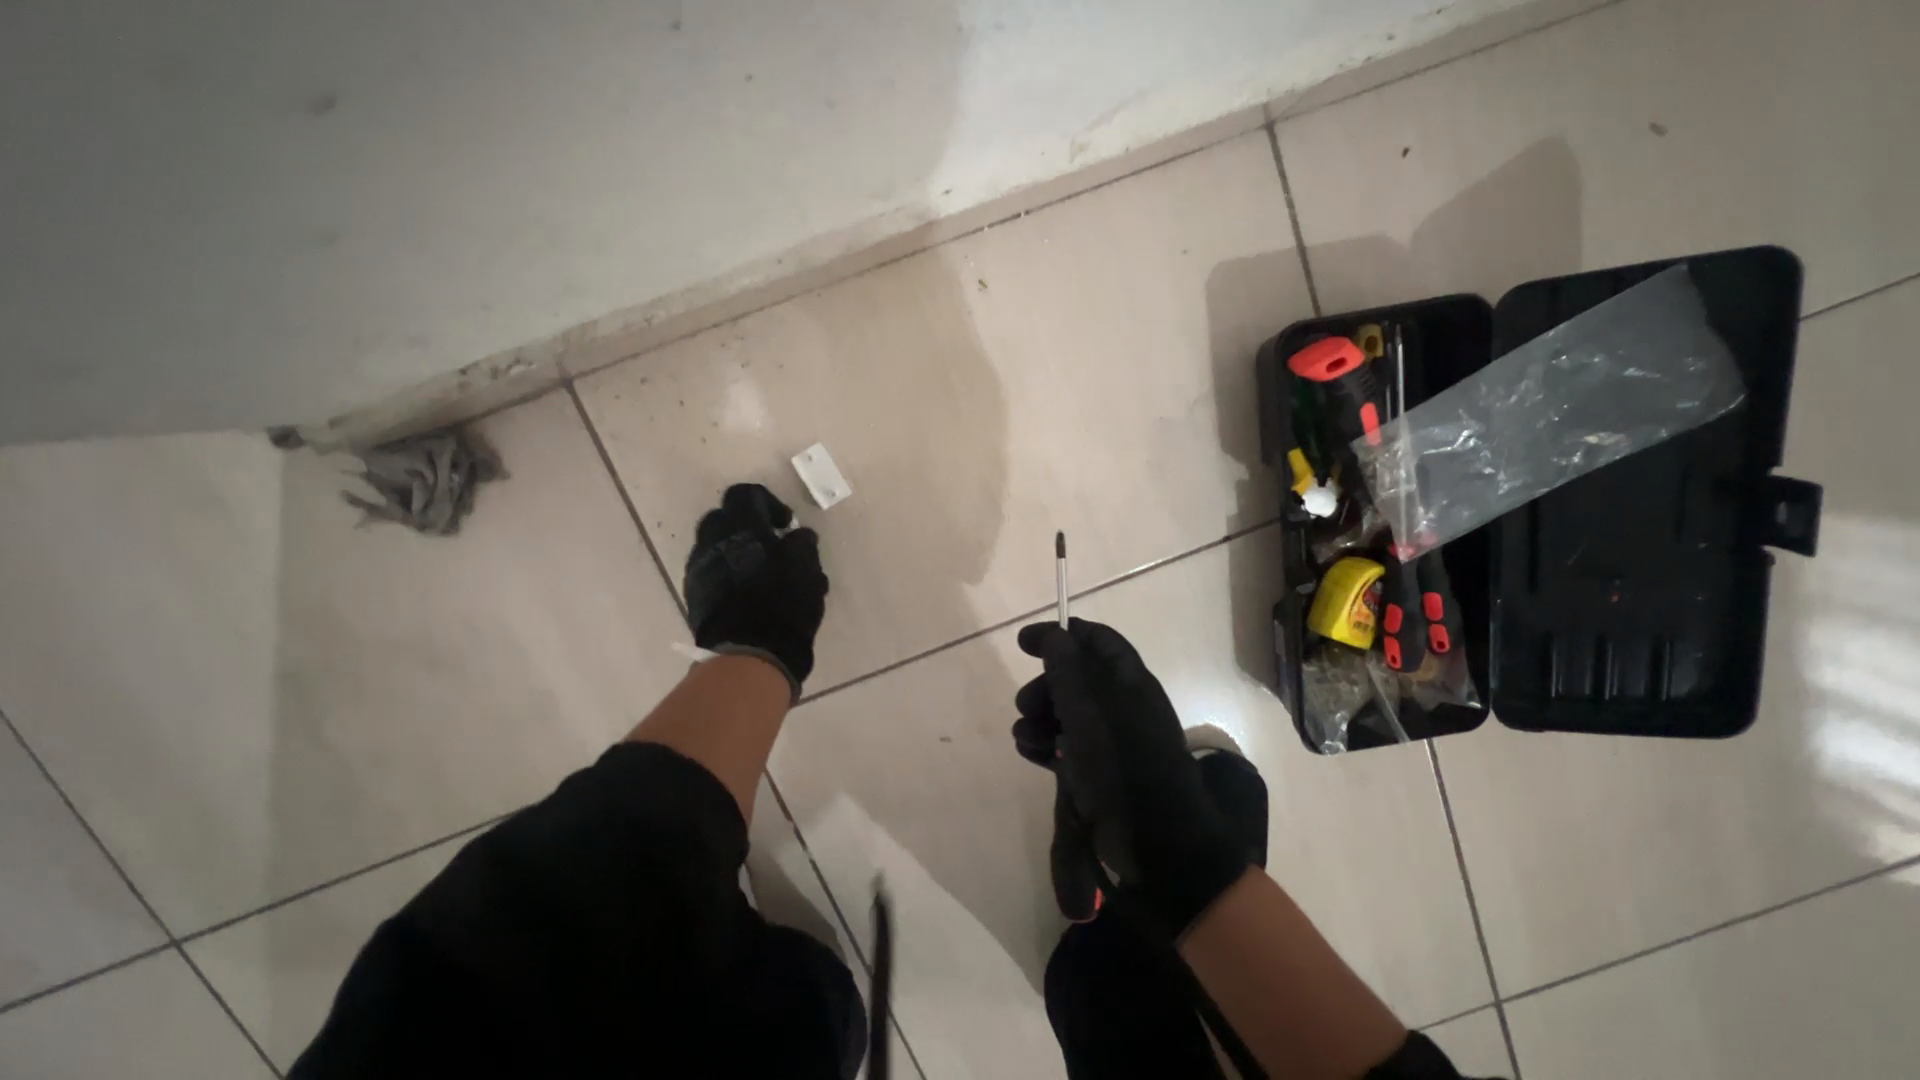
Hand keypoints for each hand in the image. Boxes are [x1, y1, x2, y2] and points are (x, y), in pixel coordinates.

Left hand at [683, 484, 827, 699]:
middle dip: (746, 525)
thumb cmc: (783, 602)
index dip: (768, 502)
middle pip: (723, 518)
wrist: (749, 652)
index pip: (745, 495)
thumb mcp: (806, 567)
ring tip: (762, 572)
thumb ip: (802, 543)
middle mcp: (711, 541)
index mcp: (739, 526)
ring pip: (714, 546)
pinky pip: (711, 572)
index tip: (785, 523)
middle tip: (769, 543)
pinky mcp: (695, 595)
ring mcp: (698, 570)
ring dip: (736, 551)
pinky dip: (728, 573)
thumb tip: (797, 534)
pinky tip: (749, 592)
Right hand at [1011, 618, 1246, 935]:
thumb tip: (1055, 634)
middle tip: (1025, 704)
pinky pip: (1066, 747)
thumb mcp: (1088, 709)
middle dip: (1045, 686)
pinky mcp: (1099, 773)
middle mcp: (1122, 707)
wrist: (1153, 842)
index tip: (1024, 642)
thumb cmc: (1121, 765)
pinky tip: (1030, 754)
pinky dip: (1045, 745)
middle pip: (1075, 679)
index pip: (1097, 641)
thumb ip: (1067, 668)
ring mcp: (1111, 742)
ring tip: (1024, 736)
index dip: (1061, 634)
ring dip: (1039, 719)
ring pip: (1066, 715)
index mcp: (1130, 683)